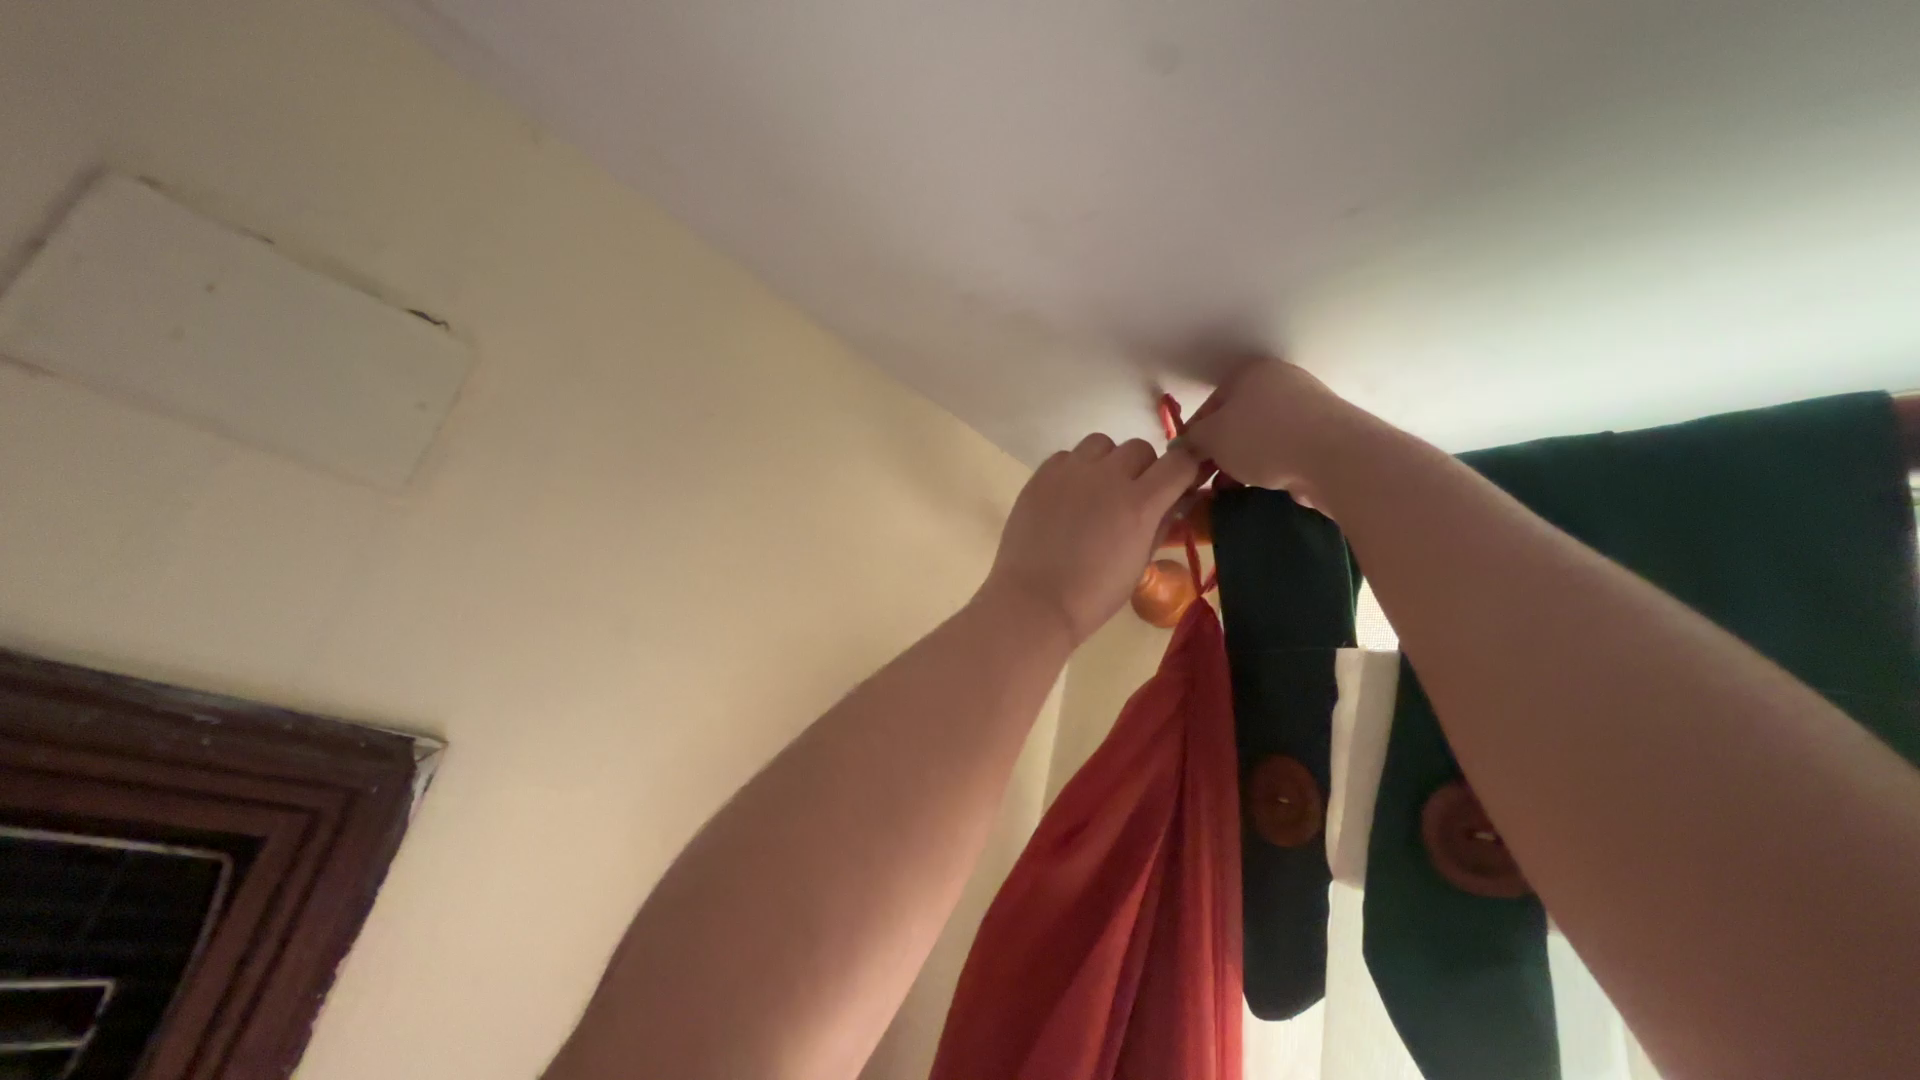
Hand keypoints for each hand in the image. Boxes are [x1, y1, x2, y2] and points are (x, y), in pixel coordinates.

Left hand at [982, 435, 1198, 644]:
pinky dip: (1074, 470)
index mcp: (1141, 503)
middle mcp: (1108, 476)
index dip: (1184, 470)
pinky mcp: (1042, 474)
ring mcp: (1071, 471)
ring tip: (1096, 492)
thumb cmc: (1094, 593)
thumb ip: (1161, 524)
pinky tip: (1067, 497)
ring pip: (1102, 444)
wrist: (1035, 601)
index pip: (1180, 462)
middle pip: (1140, 448)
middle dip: (1143, 469)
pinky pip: (1067, 456)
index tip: (1178, 484)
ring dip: (1107, 462)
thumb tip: (1175, 501)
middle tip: (1131, 497)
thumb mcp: (1140, 562)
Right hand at [1181, 359, 1374, 504]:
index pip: (1210, 404)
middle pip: (1237, 421)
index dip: (1194, 436)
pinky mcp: (1324, 435)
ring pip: (1261, 438)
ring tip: (1232, 488)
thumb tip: (1184, 447)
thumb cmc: (1262, 438)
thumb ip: (1192, 441)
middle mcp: (1280, 382)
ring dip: (1243, 463)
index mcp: (1251, 373)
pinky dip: (1270, 467)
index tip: (1187, 464)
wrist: (1332, 456)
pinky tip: (1262, 486)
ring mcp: (1306, 408)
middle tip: (1208, 479)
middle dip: (1220, 451)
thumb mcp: (1212, 438)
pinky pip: (1285, 451)